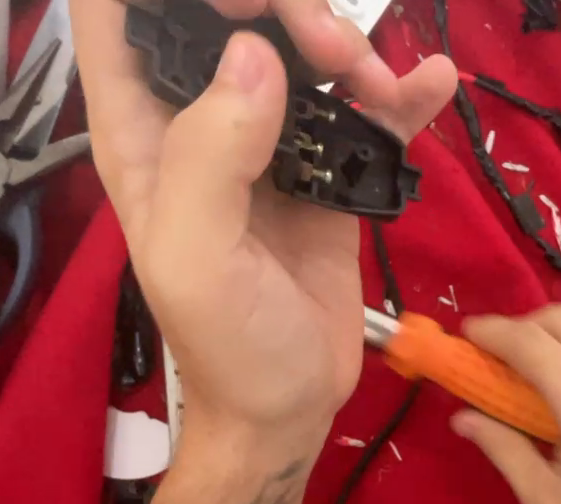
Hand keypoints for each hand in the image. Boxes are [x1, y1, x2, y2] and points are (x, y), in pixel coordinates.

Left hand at [71, 0, 455, 457]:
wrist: (289, 406)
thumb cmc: (229, 346)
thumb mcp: (198, 259)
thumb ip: (211, 156)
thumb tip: (259, 59)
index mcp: (145, 130)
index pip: (124, 4)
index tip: (246, 5)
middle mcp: (205, 122)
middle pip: (233, 16)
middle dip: (285, 10)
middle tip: (337, 57)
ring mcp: (273, 147)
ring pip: (303, 53)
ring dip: (349, 50)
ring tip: (383, 89)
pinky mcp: (330, 179)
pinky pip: (364, 120)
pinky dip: (400, 97)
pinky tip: (435, 84)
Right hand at [450, 302, 560, 503]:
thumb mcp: (548, 499)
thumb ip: (505, 451)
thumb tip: (461, 418)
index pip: (529, 343)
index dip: (493, 331)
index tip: (469, 333)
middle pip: (559, 319)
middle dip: (521, 325)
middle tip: (501, 351)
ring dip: (560, 320)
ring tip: (542, 348)